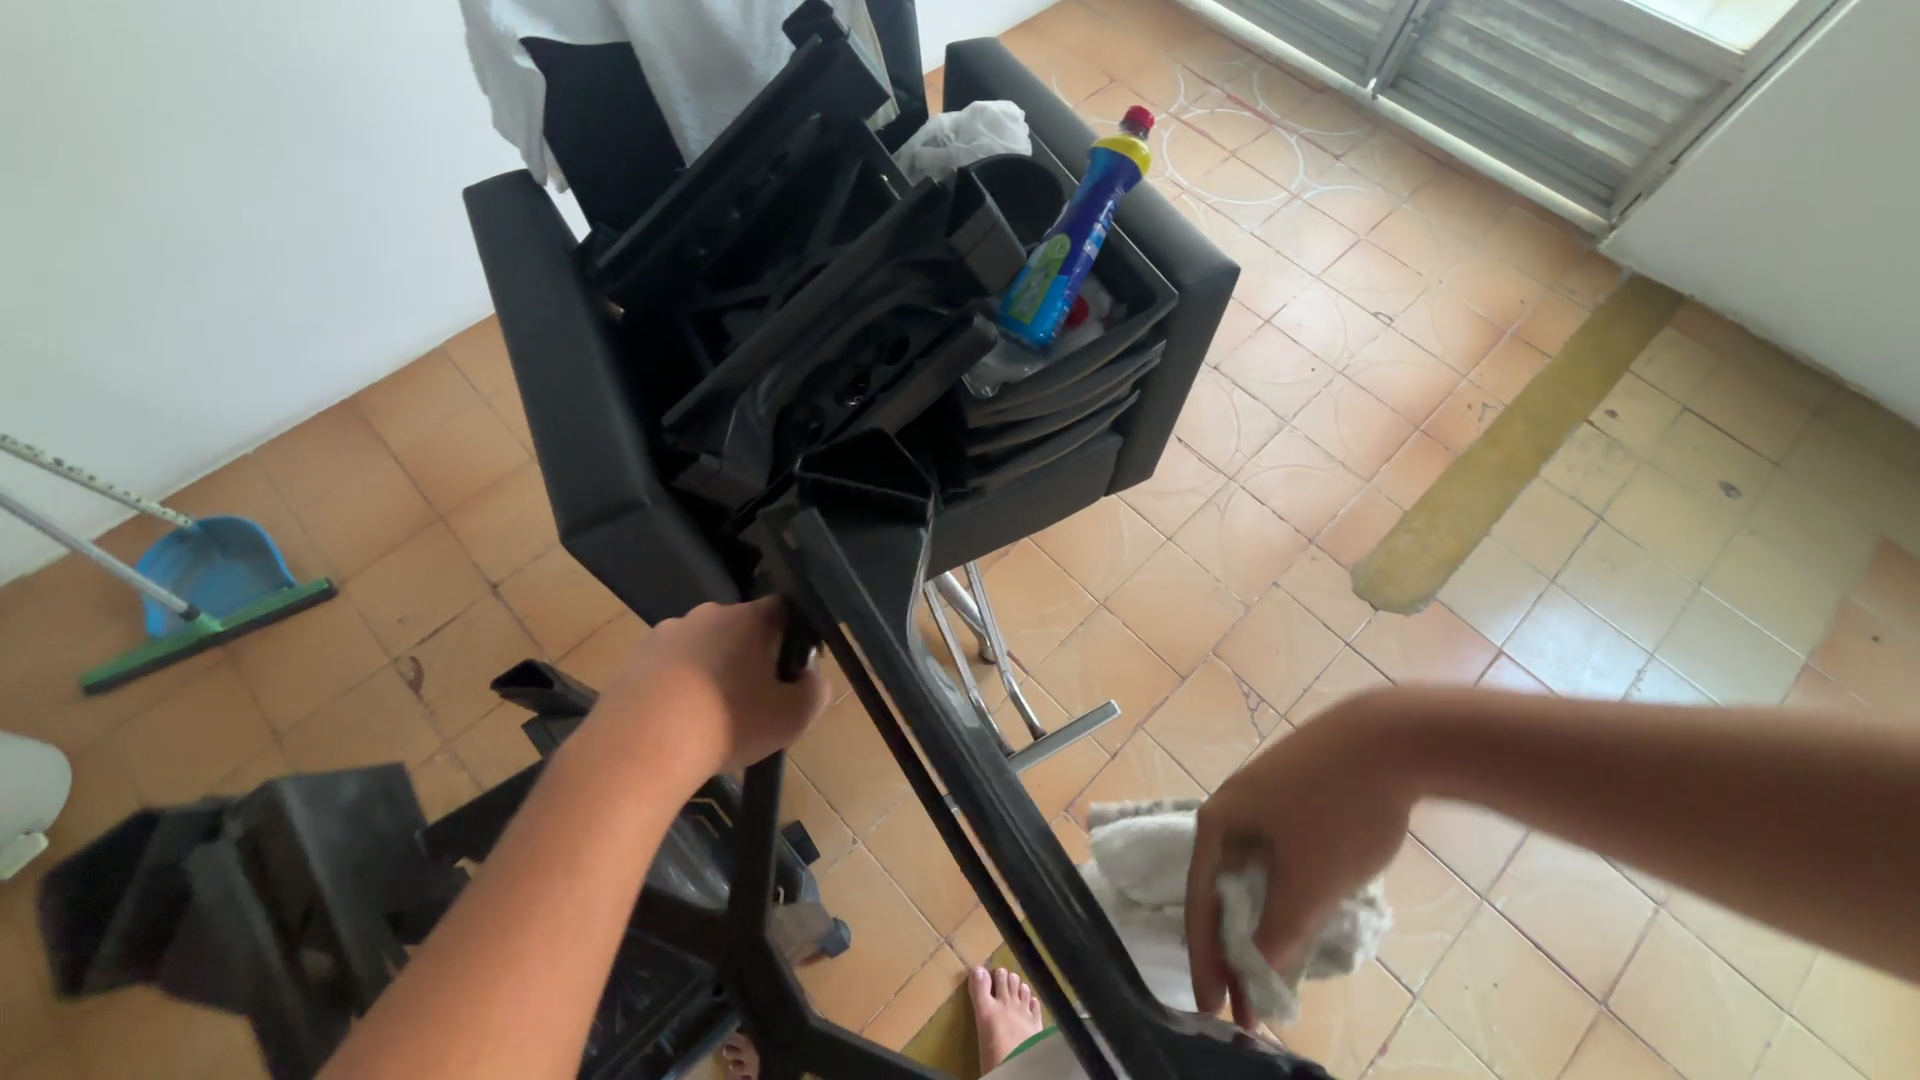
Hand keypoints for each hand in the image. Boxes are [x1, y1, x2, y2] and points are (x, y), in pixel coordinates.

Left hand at [594, 598, 830, 774]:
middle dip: (751, 659)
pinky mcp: (634, 658)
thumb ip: (815, 691)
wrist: (640, 746)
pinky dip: (678, 689)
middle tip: (754, 703)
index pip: (785, 610)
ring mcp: (666, 633)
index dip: (795, 638)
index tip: (791, 673)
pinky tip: (678, 724)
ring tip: (709, 720)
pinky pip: (670, 668)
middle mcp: (708, 613)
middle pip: (742, 630)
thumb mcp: (793, 717)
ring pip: (703, 649)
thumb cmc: (728, 723)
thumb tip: (809, 679)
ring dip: (712, 674)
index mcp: (751, 618)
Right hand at [1185, 691, 1414, 1027]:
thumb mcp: (1309, 883)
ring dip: (1264, 920)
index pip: (1200, 902)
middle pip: (1224, 887)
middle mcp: (1232, 807)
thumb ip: (1278, 932)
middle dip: (1236, 945)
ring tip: (1278, 964)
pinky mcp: (1298, 791)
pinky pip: (1279, 853)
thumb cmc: (1337, 811)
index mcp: (1219, 823)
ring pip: (1255, 871)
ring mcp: (1265, 795)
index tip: (1210, 1009)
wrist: (1391, 737)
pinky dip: (1285, 891)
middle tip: (1247, 999)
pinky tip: (1304, 911)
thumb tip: (1256, 973)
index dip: (1206, 959)